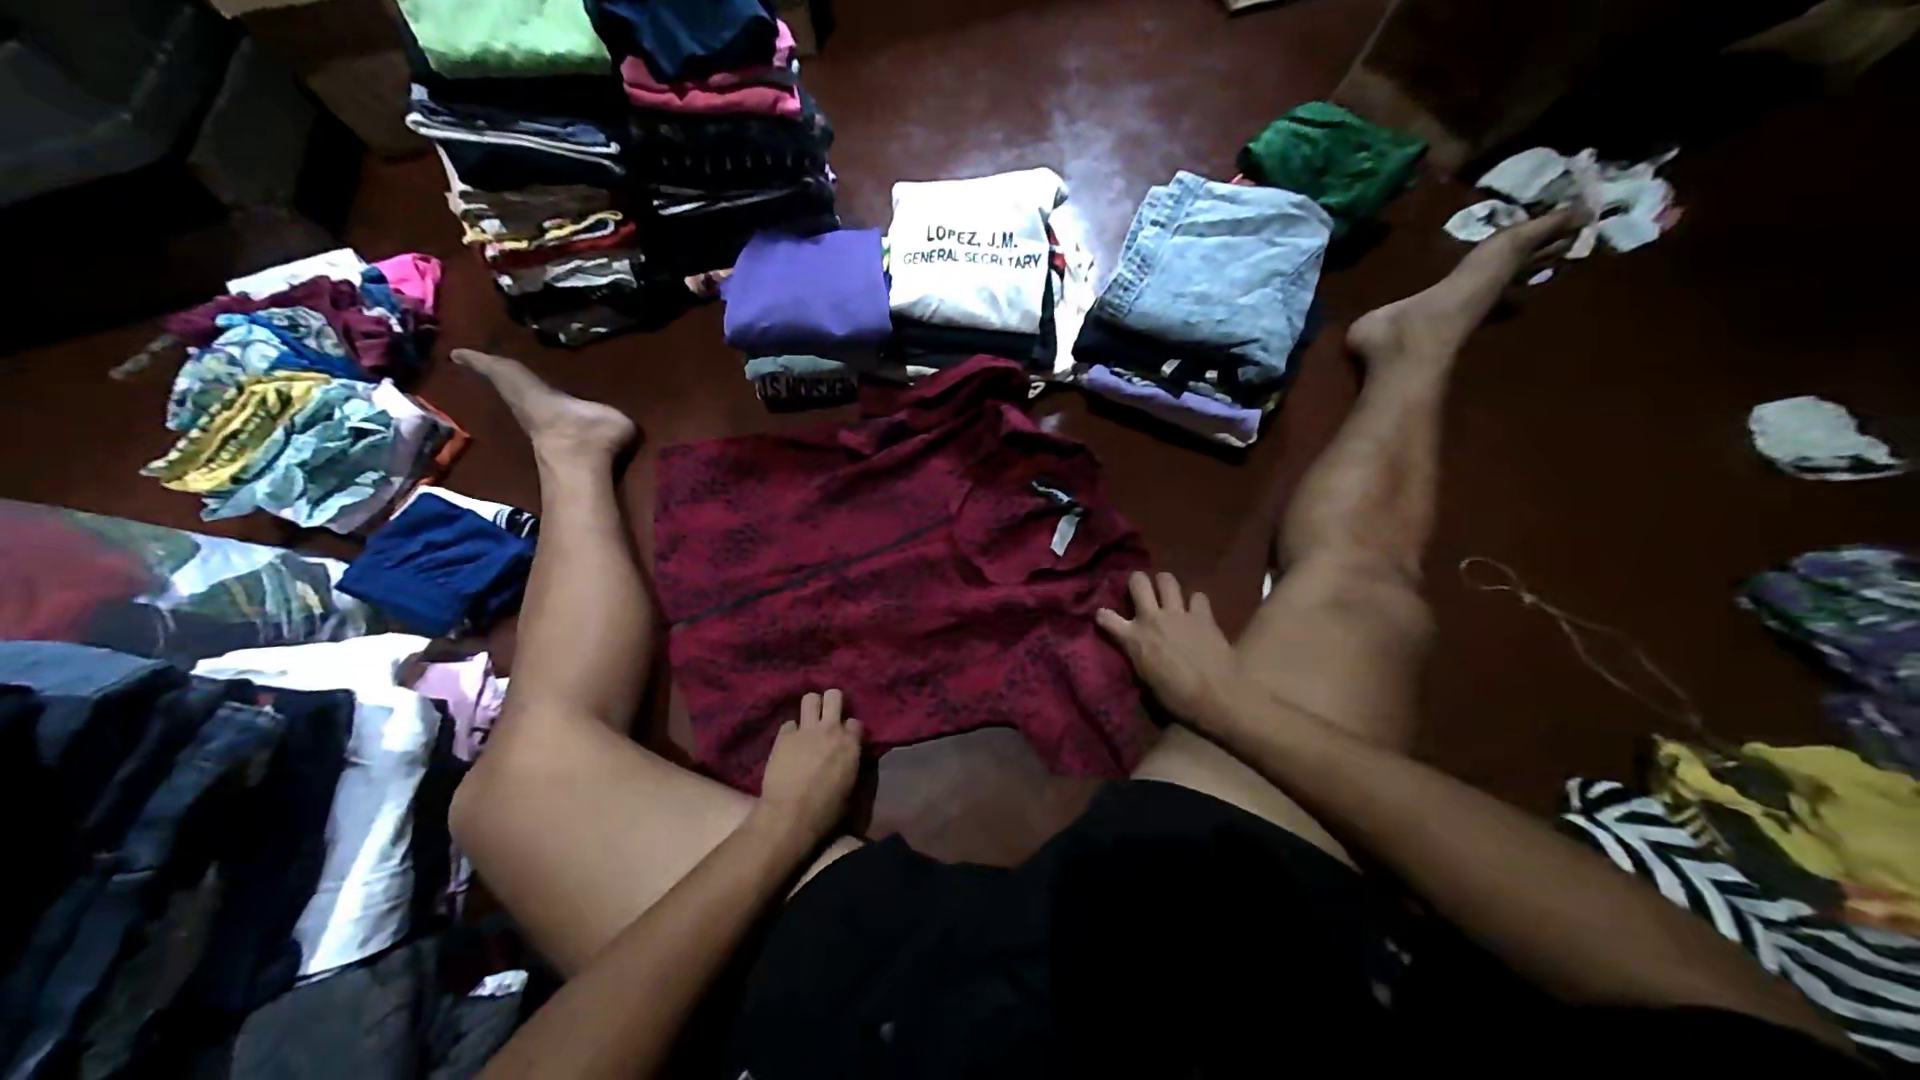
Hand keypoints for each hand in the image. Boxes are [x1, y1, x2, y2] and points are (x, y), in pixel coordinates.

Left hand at [756, 689, 863, 845]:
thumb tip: (846, 762)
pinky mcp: (783, 736)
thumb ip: (849, 766)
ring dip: (811, 708)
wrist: (789, 815)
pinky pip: (789, 724)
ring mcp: (805, 730)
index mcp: (850, 744)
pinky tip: (789, 744)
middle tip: (828, 717)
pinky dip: (790, 732)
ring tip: (809, 721)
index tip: (845, 740)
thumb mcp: (849, 790)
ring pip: (810, 699)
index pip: (856, 722)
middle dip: (832, 703)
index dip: (850, 730)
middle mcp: (830, 729)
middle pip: (834, 696)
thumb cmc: (825, 811)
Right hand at [1097, 572, 1250, 729]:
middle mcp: (1152, 618)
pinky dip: (1196, 602)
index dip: (1103, 615)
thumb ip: (1140, 656)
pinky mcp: (1203, 615)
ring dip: (1165, 583)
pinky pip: (1198, 596)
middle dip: (1137, 581)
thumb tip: (1140, 650)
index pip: (1107, 618)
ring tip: (1167, 590)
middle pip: (1139, 582)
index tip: (1103, 616)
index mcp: (1133, 638)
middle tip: (1141, 587)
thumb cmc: (1177, 697)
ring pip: (1167, 580)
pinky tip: (1197, 610)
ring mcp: (1178, 613)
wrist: (1216, 695)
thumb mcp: (1147, 679)